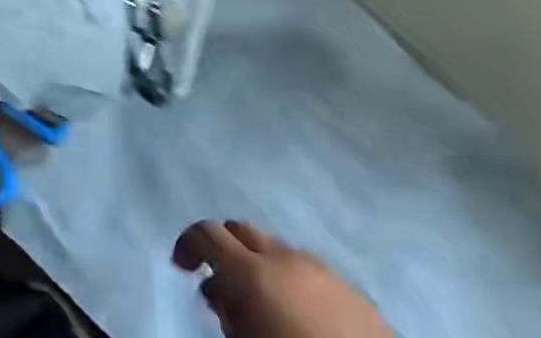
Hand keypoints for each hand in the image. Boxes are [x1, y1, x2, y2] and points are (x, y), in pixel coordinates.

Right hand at [172, 220, 389, 337]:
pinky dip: (297, 280)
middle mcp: (285, 259)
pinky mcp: (357, 293)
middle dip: (225, 245)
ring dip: (263, 261)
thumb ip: (226, 310)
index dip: (188, 243)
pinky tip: (306, 311)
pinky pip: (314, 271)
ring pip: (279, 248)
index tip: (183, 266)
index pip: (206, 232)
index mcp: (252, 271)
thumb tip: (219, 291)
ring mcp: (325, 272)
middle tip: (222, 276)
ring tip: (268, 297)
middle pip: (241, 229)